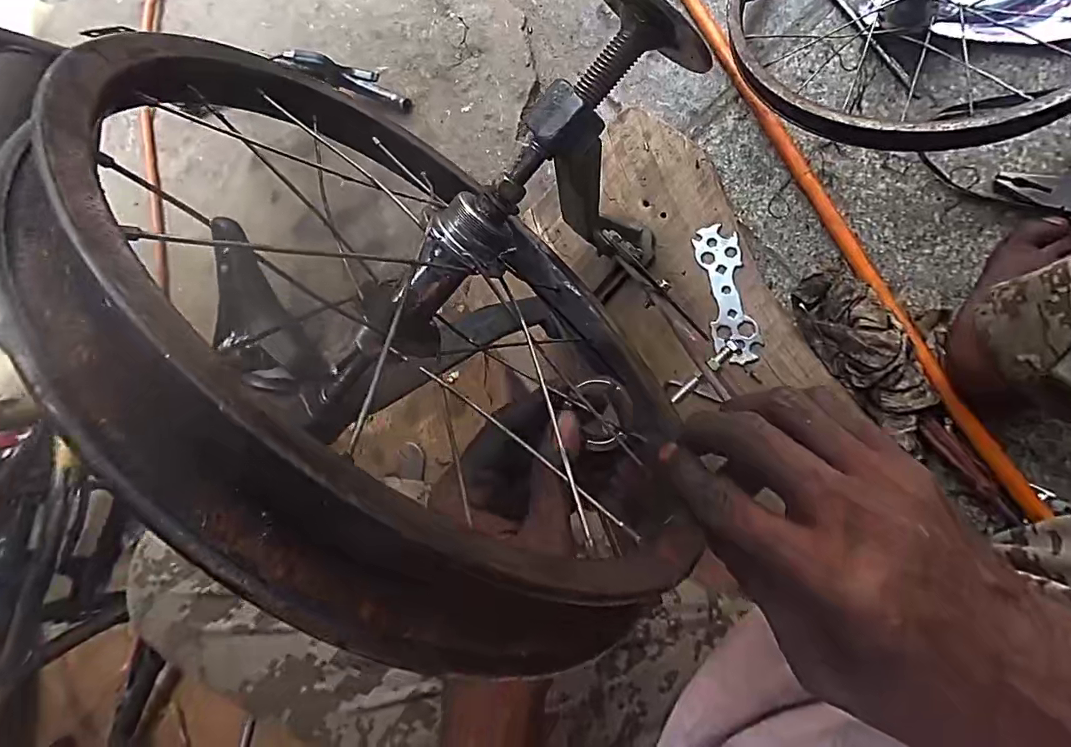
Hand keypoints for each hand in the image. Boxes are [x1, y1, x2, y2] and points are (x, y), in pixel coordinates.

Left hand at [431, 394, 582, 746]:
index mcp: (462, 489)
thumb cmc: (516, 608)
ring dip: (569, 455)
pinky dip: (566, 482)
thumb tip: (569, 417)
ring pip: (531, 468)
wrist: (506, 685)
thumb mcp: (544, 537)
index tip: (572, 386)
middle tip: (600, 410)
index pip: (500, 430)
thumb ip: (554, 474)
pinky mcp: (507, 528)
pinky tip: (600, 470)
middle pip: (518, 447)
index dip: (536, 405)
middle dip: (560, 429)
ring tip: (609, 435)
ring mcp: (489, 511)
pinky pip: (537, 492)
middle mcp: (469, 492)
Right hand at [660, 386, 1070, 746]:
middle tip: (685, 437)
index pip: (729, 504)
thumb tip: (707, 520)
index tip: (660, 460)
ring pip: (791, 406)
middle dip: (704, 428)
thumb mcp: (816, 656)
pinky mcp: (903, 461)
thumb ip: (756, 581)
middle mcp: (849, 509)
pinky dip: (792, 406)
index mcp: (827, 574)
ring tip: (726, 425)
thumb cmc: (909, 686)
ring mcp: (882, 475)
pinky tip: (779, 425)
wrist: (1020, 671)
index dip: (684, 475)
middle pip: (754, 436)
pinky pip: (833, 408)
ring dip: (745, 407)